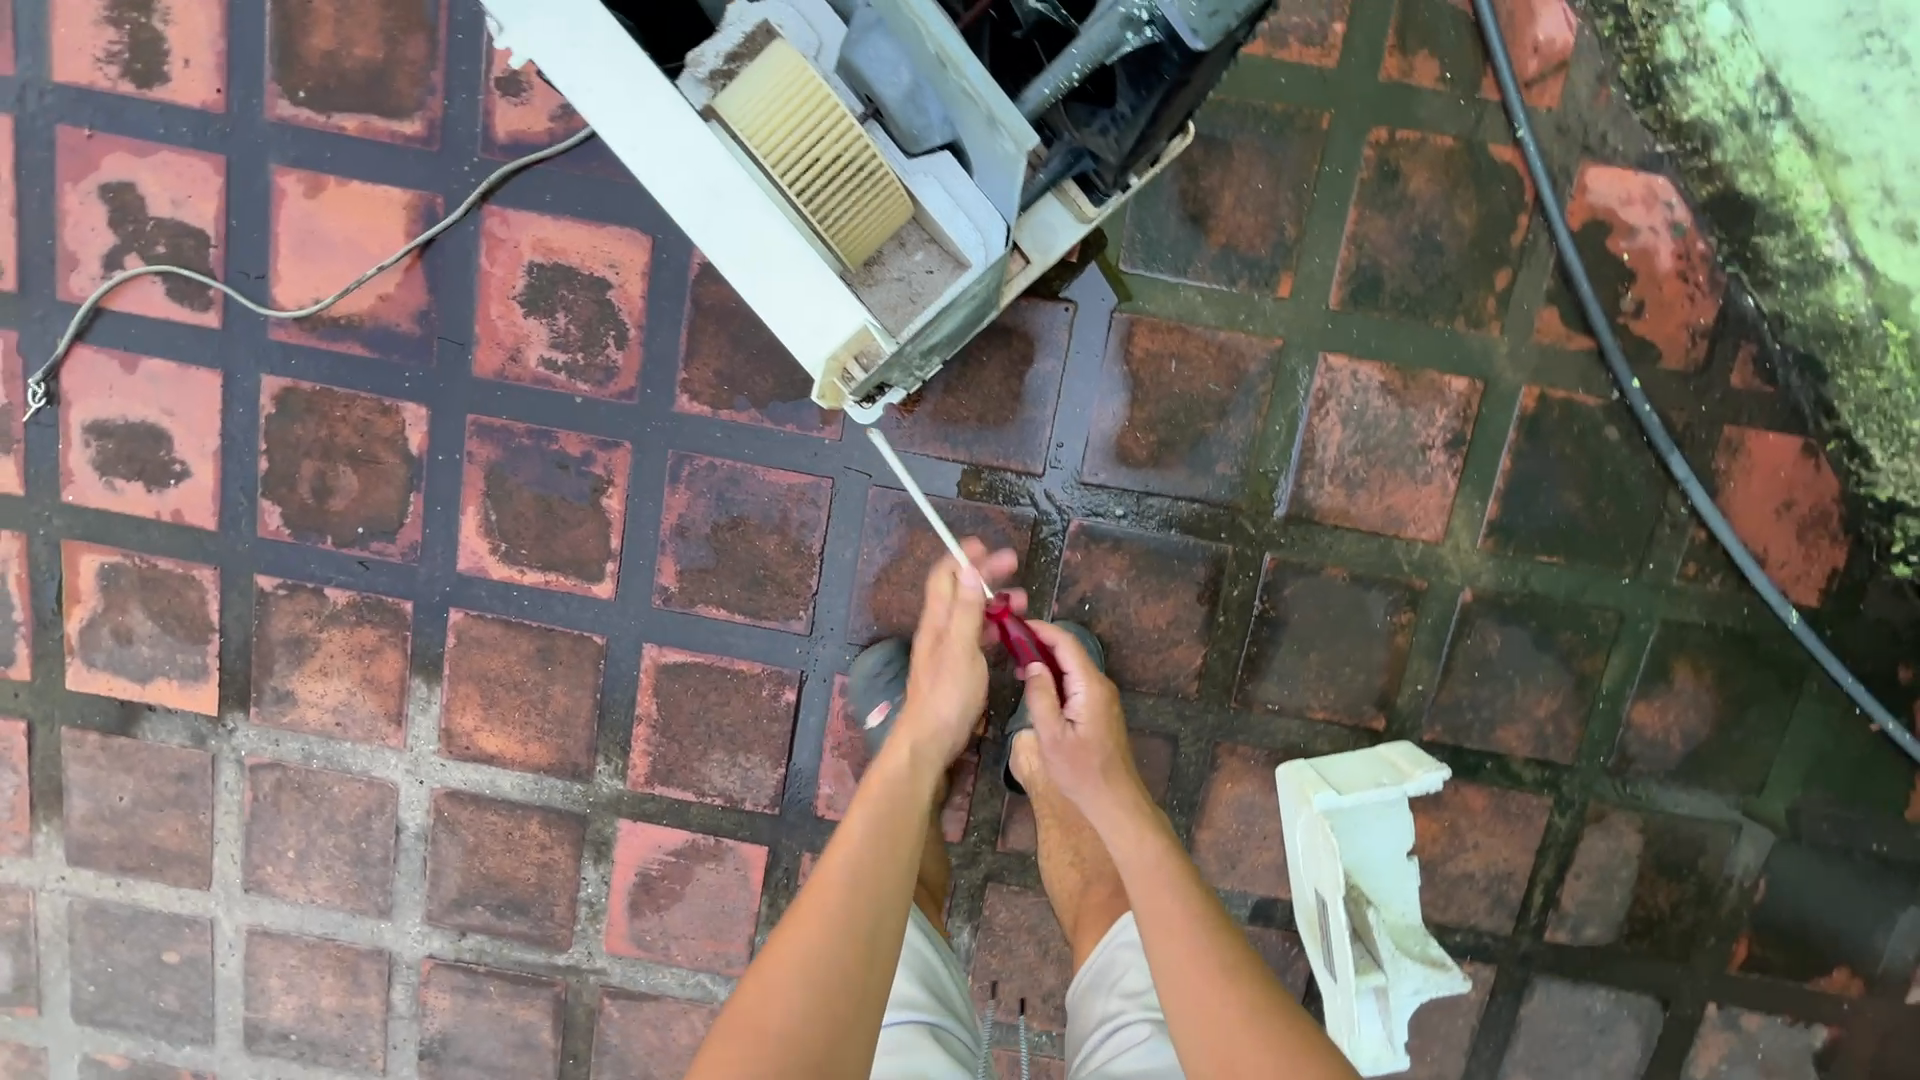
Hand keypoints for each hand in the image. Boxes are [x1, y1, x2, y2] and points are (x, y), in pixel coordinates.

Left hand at [893, 538, 1020, 769]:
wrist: (930, 741)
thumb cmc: (946, 695)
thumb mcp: (960, 648)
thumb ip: (965, 609)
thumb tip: (969, 566)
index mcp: (937, 620)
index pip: (944, 576)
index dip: (961, 556)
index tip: (985, 544)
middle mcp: (939, 629)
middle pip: (960, 590)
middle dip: (985, 574)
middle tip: (1014, 564)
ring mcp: (948, 648)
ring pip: (970, 613)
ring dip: (993, 600)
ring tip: (1022, 599)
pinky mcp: (957, 667)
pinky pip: (977, 636)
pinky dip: (994, 627)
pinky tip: (1010, 632)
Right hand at [1015, 622, 1151, 827]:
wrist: (1115, 800)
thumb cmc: (1081, 772)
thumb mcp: (1051, 735)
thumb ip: (1040, 696)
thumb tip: (1032, 664)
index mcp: (1089, 686)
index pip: (1065, 643)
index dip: (1040, 630)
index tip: (1014, 626)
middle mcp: (1100, 685)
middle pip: (1070, 652)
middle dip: (1040, 644)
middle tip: (1009, 646)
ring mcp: (1103, 697)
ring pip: (1072, 667)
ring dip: (1046, 662)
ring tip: (1017, 666)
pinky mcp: (1100, 709)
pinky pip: (1076, 682)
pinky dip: (1056, 678)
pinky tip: (1037, 687)